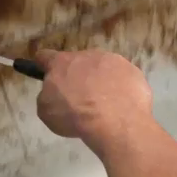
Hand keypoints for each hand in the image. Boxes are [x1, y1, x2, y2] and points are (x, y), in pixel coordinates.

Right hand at [35, 49, 154, 148]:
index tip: (44, 72)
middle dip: (77, 76)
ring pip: (102, 68)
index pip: (45, 56)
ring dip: (99, 81)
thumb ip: (46, 96)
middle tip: (79, 99)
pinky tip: (119, 106)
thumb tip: (53, 92)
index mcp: (62, 63)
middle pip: (78, 63)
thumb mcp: (46, 111)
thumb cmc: (74, 116)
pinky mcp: (133, 71)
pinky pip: (122, 78)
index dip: (43, 65)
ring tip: (103, 105)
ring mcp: (113, 61)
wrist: (115, 121)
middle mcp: (87, 55)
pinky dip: (119, 89)